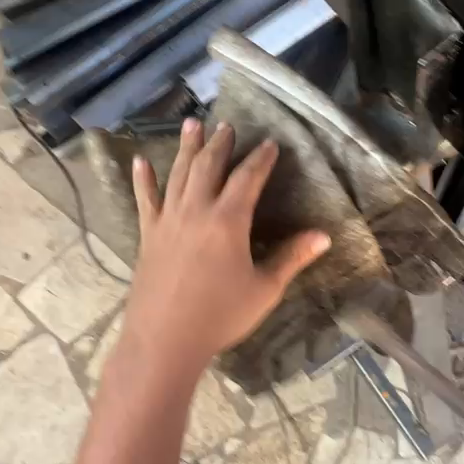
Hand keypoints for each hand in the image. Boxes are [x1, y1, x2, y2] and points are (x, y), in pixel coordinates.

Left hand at [125, 119, 331, 365]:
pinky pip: (146, 199)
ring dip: (186, 148)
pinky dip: (144, 179)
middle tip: (228, 125)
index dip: (261, 159)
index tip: (271, 143)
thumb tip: (323, 236)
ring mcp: (168, 220)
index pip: (248, 179)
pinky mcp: (148, 235)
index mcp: (228, 221)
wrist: (164, 339)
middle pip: (209, 167)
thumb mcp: (265, 289)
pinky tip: (140, 162)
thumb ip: (291, 258)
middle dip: (221, 144)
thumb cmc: (221, 315)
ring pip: (178, 174)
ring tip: (192, 124)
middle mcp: (196, 211)